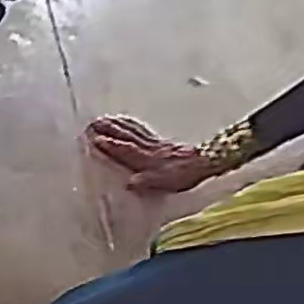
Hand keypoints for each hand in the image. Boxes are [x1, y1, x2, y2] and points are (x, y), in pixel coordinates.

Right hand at [86, 115, 224, 193]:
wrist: (210, 161)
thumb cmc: (184, 175)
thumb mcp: (165, 183)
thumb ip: (146, 182)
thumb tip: (129, 184)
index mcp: (146, 159)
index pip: (125, 150)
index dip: (110, 145)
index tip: (95, 139)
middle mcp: (148, 148)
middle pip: (126, 136)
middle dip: (109, 129)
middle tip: (93, 123)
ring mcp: (154, 143)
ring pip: (132, 131)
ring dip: (117, 125)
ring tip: (104, 119)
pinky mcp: (160, 141)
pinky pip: (142, 130)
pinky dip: (131, 125)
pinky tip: (125, 122)